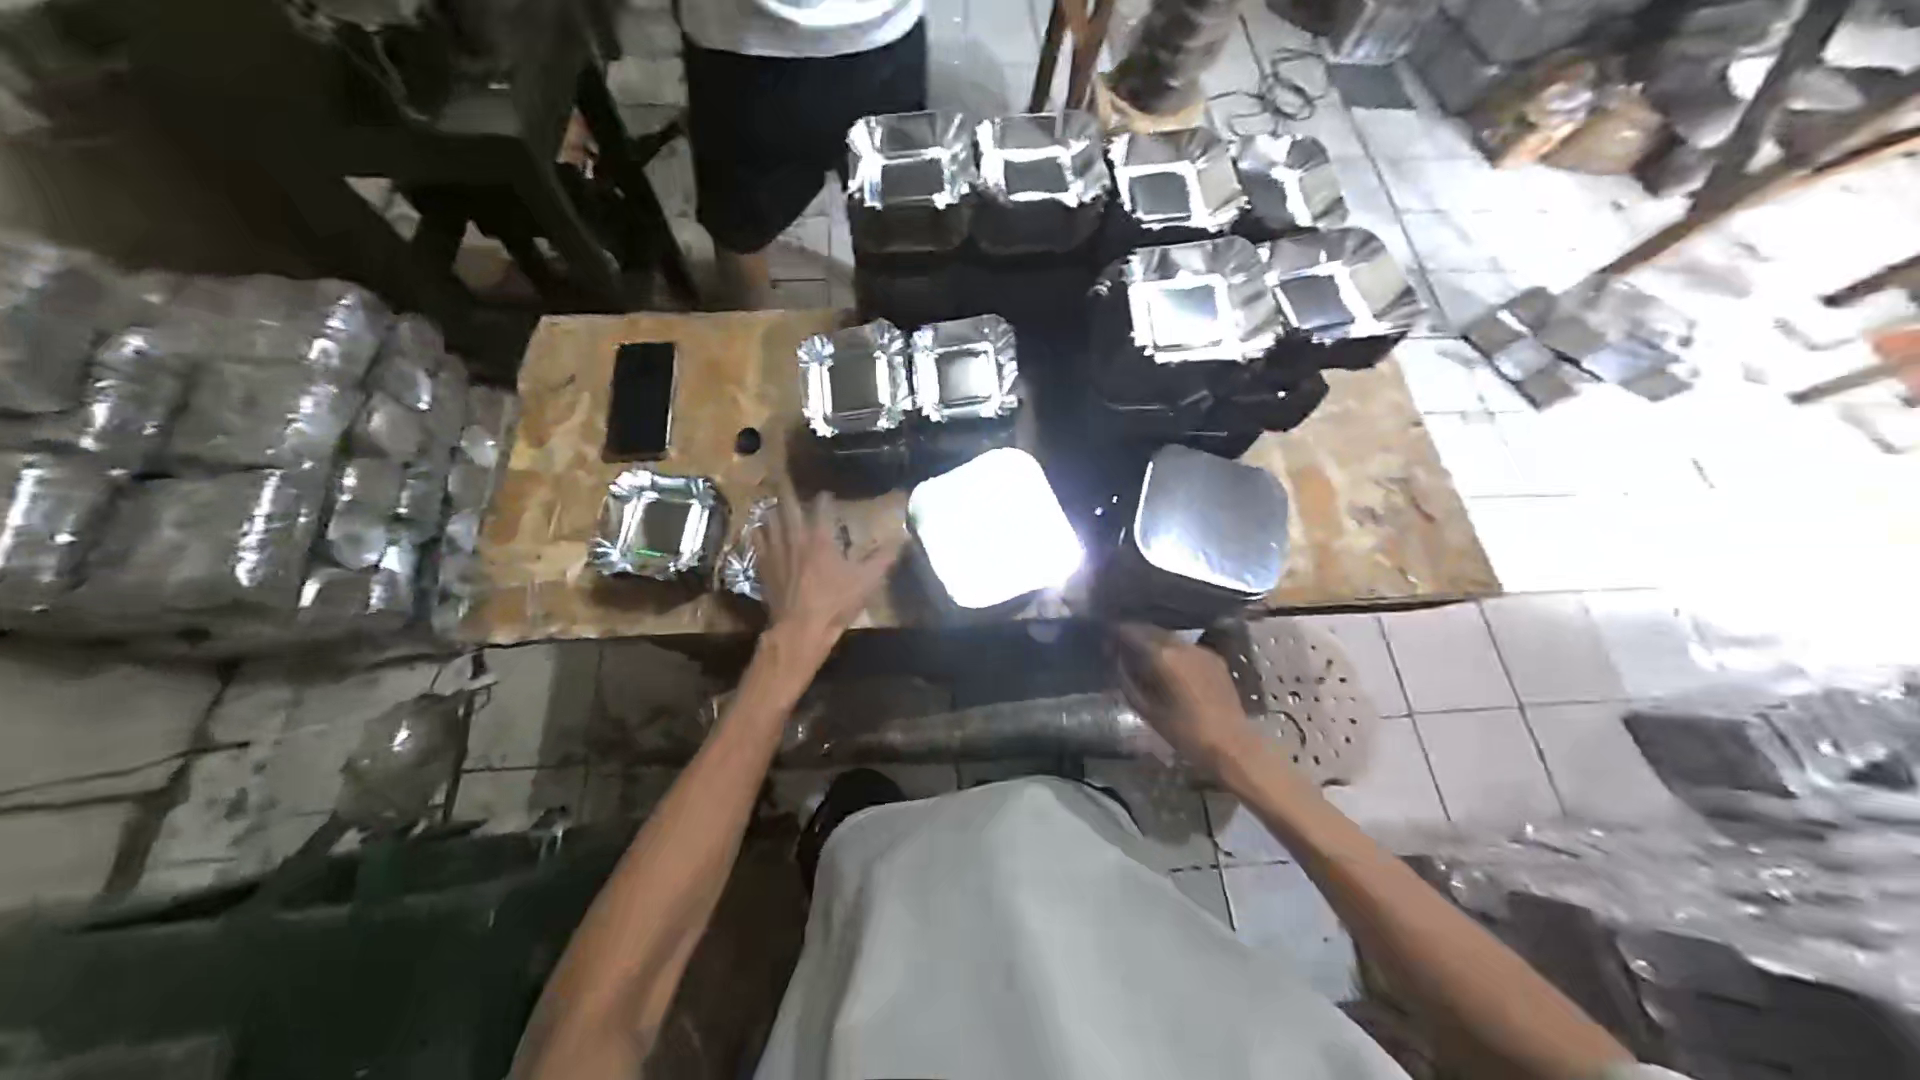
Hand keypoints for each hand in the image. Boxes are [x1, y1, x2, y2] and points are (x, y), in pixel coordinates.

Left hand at [755, 490, 903, 666]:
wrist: (800, 629)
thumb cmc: (835, 602)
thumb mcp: (867, 580)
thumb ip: (884, 557)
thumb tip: (904, 536)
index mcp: (820, 536)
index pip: (821, 505)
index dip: (826, 497)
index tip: (828, 494)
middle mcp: (795, 535)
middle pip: (788, 502)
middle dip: (789, 487)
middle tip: (786, 473)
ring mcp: (775, 549)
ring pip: (770, 518)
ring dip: (775, 508)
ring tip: (777, 502)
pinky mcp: (762, 564)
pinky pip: (757, 539)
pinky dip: (761, 530)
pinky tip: (762, 529)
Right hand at [1111, 623, 1260, 775]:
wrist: (1231, 745)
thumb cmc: (1185, 732)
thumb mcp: (1147, 710)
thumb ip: (1127, 681)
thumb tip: (1117, 662)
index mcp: (1163, 656)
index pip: (1132, 632)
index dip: (1116, 635)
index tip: (1106, 643)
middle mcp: (1182, 646)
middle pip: (1151, 630)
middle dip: (1134, 635)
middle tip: (1121, 649)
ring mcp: (1201, 650)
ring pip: (1170, 637)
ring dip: (1154, 642)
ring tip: (1144, 658)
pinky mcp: (1215, 659)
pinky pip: (1186, 647)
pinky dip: (1172, 651)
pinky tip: (1169, 667)